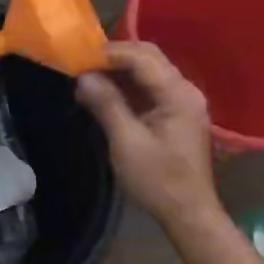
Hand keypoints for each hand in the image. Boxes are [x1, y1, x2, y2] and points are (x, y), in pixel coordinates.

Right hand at [75, 42, 219, 225]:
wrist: (186, 210)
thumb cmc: (157, 178)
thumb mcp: (126, 141)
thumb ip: (106, 104)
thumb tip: (83, 76)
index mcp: (177, 94)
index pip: (142, 57)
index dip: (108, 53)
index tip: (76, 58)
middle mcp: (183, 90)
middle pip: (148, 57)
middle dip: (113, 56)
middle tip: (78, 63)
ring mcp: (180, 101)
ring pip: (146, 71)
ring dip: (116, 70)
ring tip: (84, 76)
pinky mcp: (173, 113)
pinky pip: (147, 87)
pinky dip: (123, 85)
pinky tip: (101, 92)